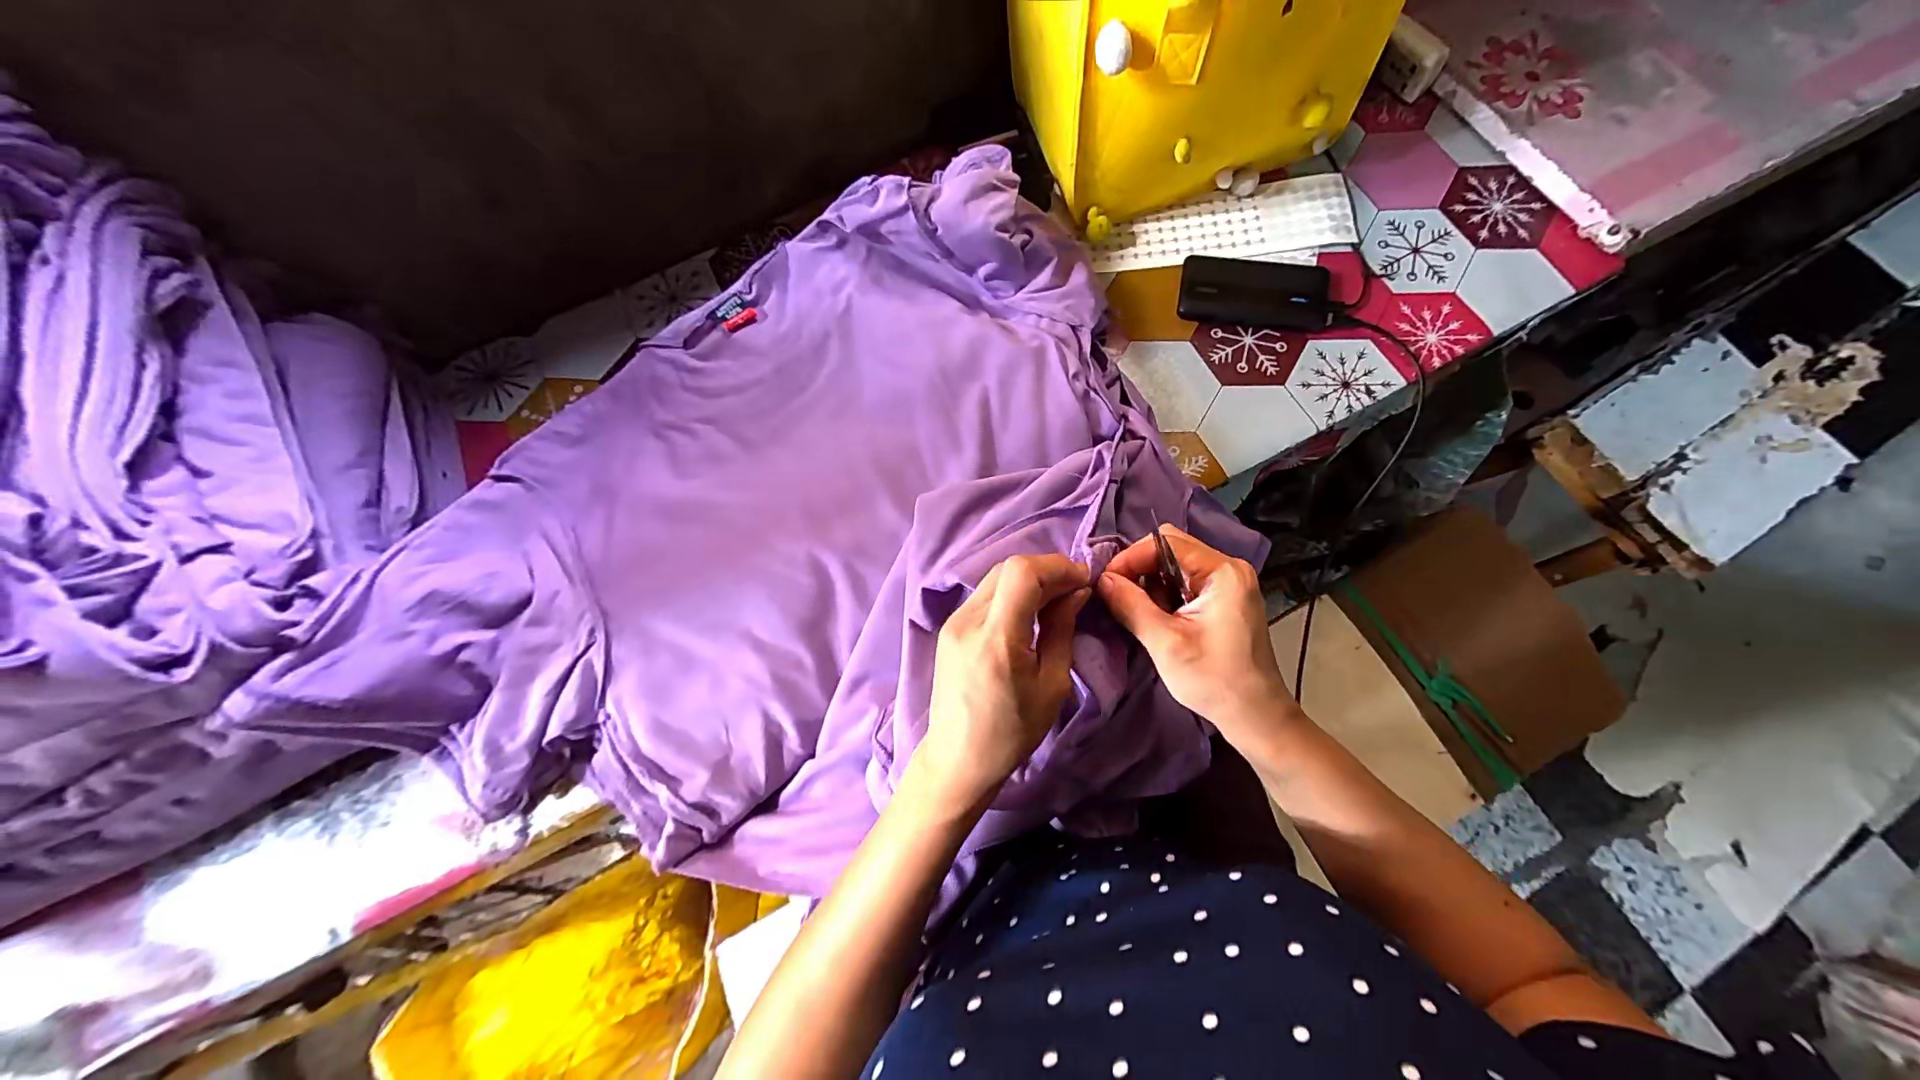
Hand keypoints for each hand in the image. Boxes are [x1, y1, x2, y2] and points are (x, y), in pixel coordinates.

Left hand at [907, 555, 1091, 814]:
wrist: (959, 757)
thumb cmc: (1012, 730)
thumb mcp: (1052, 684)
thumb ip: (1061, 629)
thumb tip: (1076, 591)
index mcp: (995, 639)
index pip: (1022, 573)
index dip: (1058, 567)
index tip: (1084, 580)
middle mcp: (967, 621)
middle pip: (1009, 568)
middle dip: (1047, 570)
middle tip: (1074, 590)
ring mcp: (953, 622)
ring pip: (996, 578)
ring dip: (1030, 579)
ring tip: (1056, 600)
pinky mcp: (949, 627)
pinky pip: (985, 595)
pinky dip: (1012, 592)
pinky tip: (1030, 611)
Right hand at [1096, 526, 1296, 740]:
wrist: (1254, 715)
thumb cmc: (1214, 680)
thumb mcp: (1165, 643)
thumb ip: (1131, 605)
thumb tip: (1101, 580)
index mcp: (1223, 572)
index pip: (1165, 543)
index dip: (1130, 559)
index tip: (1105, 582)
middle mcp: (1228, 569)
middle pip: (1170, 548)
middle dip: (1138, 568)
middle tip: (1117, 594)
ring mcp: (1227, 583)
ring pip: (1174, 565)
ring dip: (1149, 582)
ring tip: (1135, 610)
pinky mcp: (1222, 599)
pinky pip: (1183, 582)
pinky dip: (1162, 593)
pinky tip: (1154, 617)